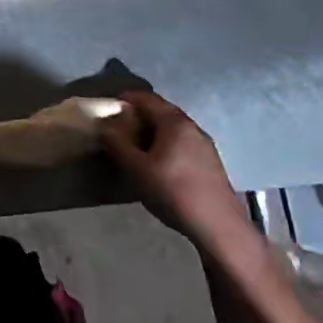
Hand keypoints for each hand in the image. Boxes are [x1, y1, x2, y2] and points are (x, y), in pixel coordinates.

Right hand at [101, 91, 244, 237]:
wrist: (217, 224)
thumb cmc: (172, 191)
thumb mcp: (136, 168)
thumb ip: (117, 144)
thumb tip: (105, 126)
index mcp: (175, 122)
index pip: (147, 98)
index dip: (125, 99)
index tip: (108, 108)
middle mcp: (192, 126)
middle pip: (161, 111)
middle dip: (138, 115)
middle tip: (118, 128)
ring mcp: (204, 144)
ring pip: (172, 128)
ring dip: (152, 131)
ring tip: (134, 146)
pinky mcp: (209, 161)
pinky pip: (182, 142)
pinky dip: (165, 143)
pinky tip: (157, 162)